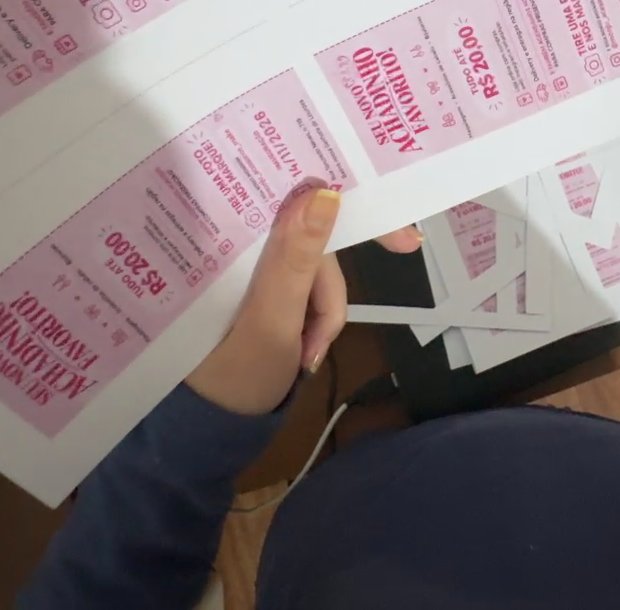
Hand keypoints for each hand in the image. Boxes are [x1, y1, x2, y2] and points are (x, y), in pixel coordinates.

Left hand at [185, 179, 420, 414]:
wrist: (213, 427)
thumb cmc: (235, 374)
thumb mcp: (271, 318)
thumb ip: (297, 259)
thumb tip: (326, 192)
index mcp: (239, 237)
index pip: (300, 203)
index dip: (352, 210)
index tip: (405, 238)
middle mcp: (250, 240)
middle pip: (321, 240)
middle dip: (331, 293)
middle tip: (318, 340)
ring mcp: (262, 264)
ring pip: (322, 269)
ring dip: (325, 312)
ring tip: (302, 353)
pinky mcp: (270, 285)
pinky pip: (313, 286)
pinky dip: (319, 315)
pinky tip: (302, 344)